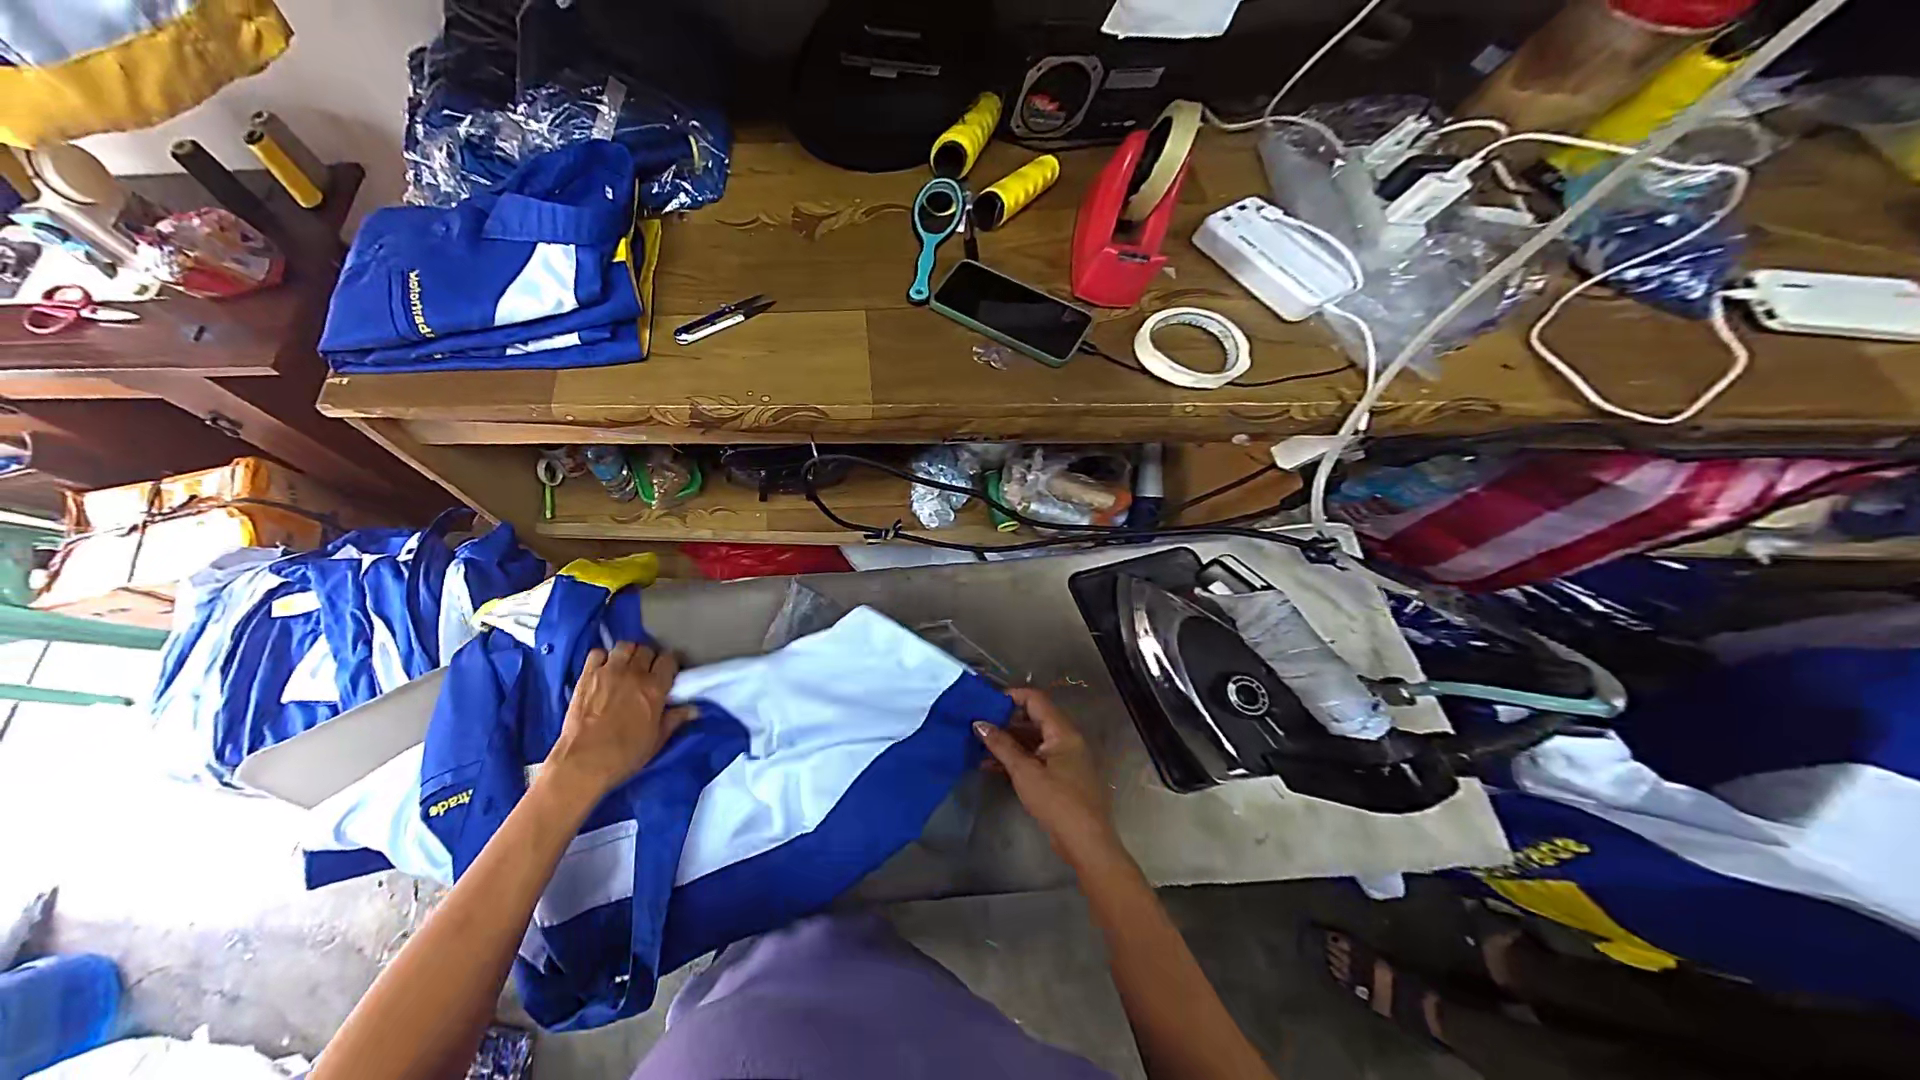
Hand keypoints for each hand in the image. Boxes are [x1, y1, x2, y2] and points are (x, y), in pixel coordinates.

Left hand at [545, 642, 696, 800]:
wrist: (583, 762)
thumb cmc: (624, 754)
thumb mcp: (656, 740)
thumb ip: (674, 719)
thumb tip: (694, 709)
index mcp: (655, 688)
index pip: (669, 659)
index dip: (669, 665)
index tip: (667, 673)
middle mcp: (634, 674)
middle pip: (646, 650)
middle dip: (649, 659)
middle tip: (645, 672)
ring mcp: (609, 672)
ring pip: (624, 646)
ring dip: (628, 654)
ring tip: (625, 667)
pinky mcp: (587, 676)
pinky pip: (597, 653)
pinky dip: (602, 658)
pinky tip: (603, 670)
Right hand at [975, 688, 1125, 869]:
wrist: (1086, 842)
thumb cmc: (1057, 802)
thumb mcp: (1025, 772)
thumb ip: (1002, 746)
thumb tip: (980, 724)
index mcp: (1063, 732)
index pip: (1036, 700)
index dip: (1011, 697)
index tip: (986, 702)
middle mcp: (1067, 740)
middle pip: (1035, 719)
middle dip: (1006, 721)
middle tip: (978, 725)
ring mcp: (1066, 759)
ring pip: (1034, 740)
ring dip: (1009, 742)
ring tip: (980, 747)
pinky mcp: (1062, 777)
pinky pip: (1037, 758)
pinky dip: (1018, 759)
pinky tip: (993, 766)